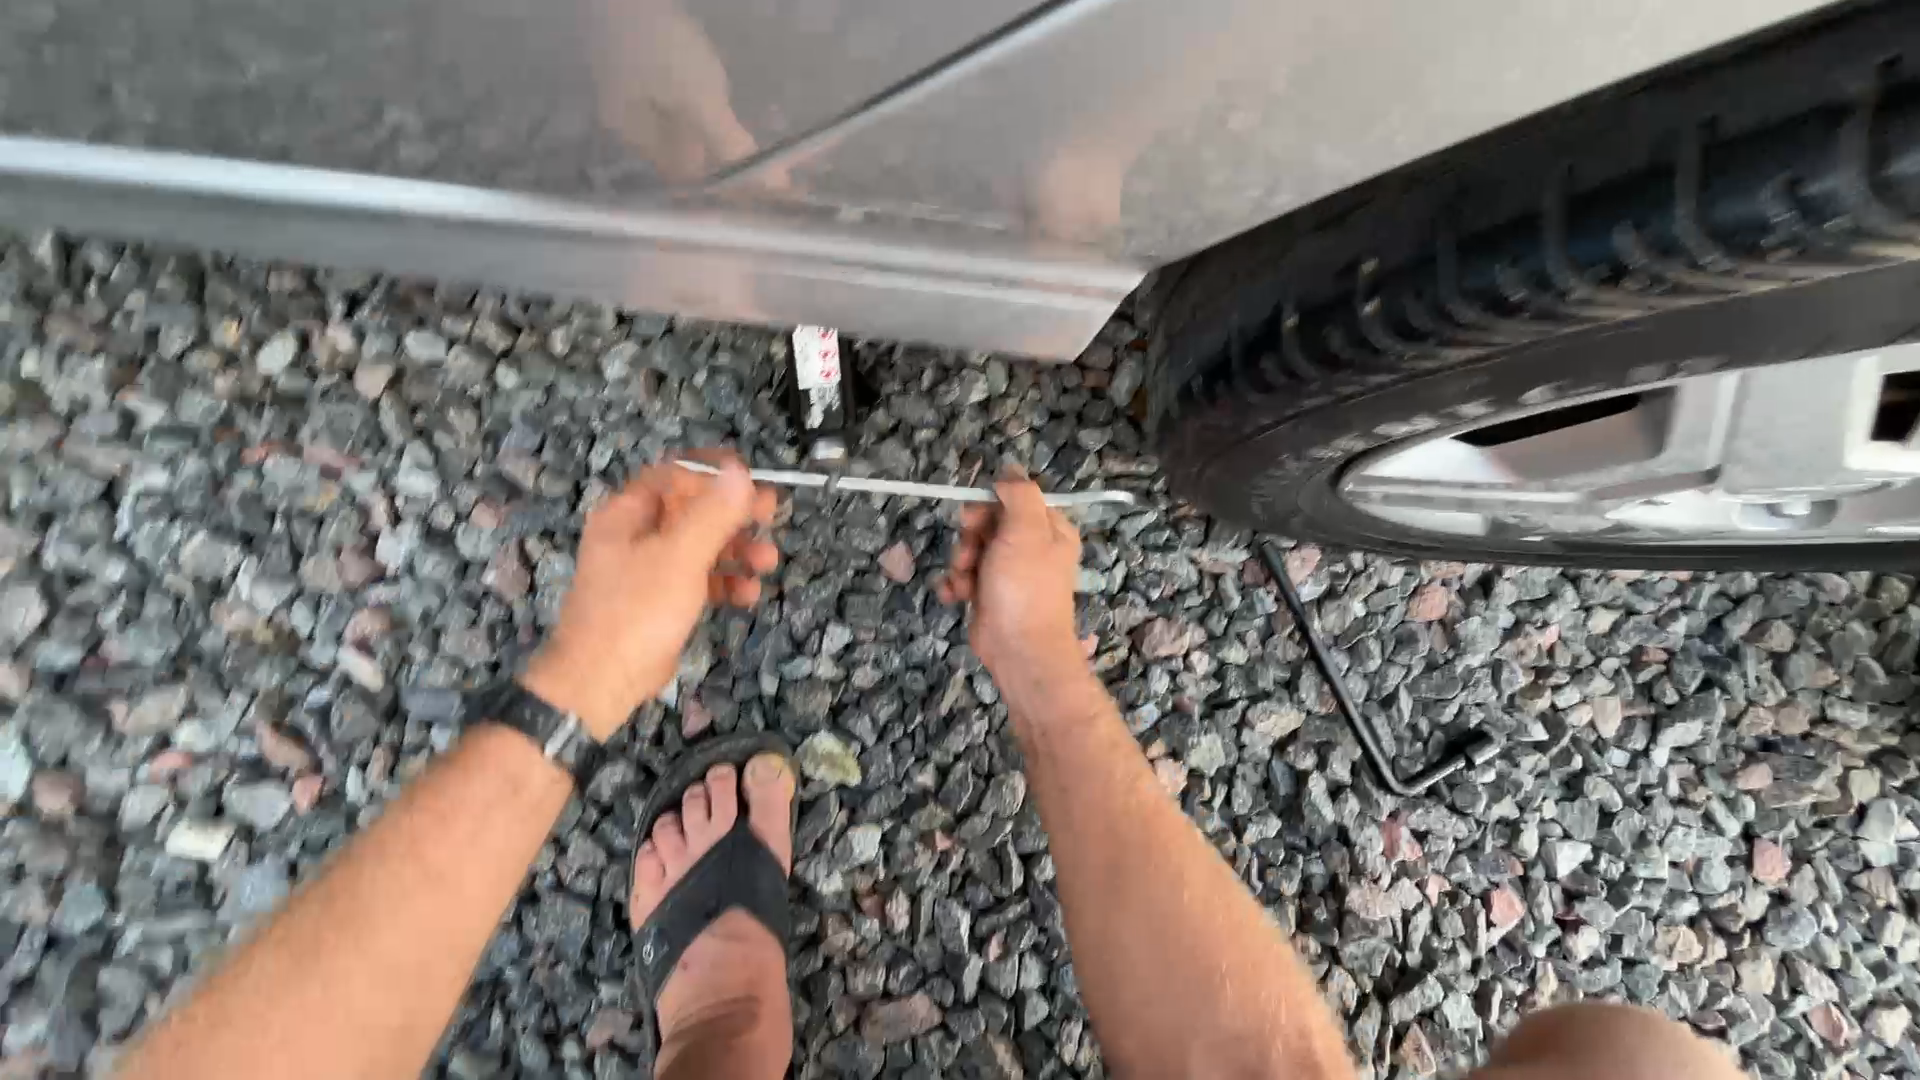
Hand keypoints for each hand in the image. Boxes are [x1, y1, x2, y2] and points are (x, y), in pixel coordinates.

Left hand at [520, 451, 777, 738]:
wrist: (601, 681)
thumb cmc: (637, 610)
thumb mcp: (680, 556)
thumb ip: (712, 513)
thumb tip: (740, 472)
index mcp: (628, 513)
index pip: (674, 473)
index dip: (715, 473)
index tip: (753, 479)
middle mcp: (636, 534)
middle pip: (694, 509)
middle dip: (735, 514)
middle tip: (772, 514)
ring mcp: (649, 569)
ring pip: (702, 546)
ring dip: (738, 550)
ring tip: (768, 562)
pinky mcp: (661, 600)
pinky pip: (700, 579)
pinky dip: (725, 582)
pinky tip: (747, 595)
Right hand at [938, 468, 1088, 704]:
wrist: (1019, 649)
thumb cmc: (1025, 586)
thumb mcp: (1026, 529)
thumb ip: (1019, 494)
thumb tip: (1010, 471)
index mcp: (1049, 530)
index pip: (1015, 499)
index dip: (991, 504)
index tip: (977, 517)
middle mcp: (1031, 549)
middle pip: (988, 523)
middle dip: (971, 536)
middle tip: (970, 552)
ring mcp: (1008, 574)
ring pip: (972, 549)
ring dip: (961, 563)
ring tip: (965, 581)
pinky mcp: (988, 596)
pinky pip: (964, 578)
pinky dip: (955, 585)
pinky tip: (955, 596)